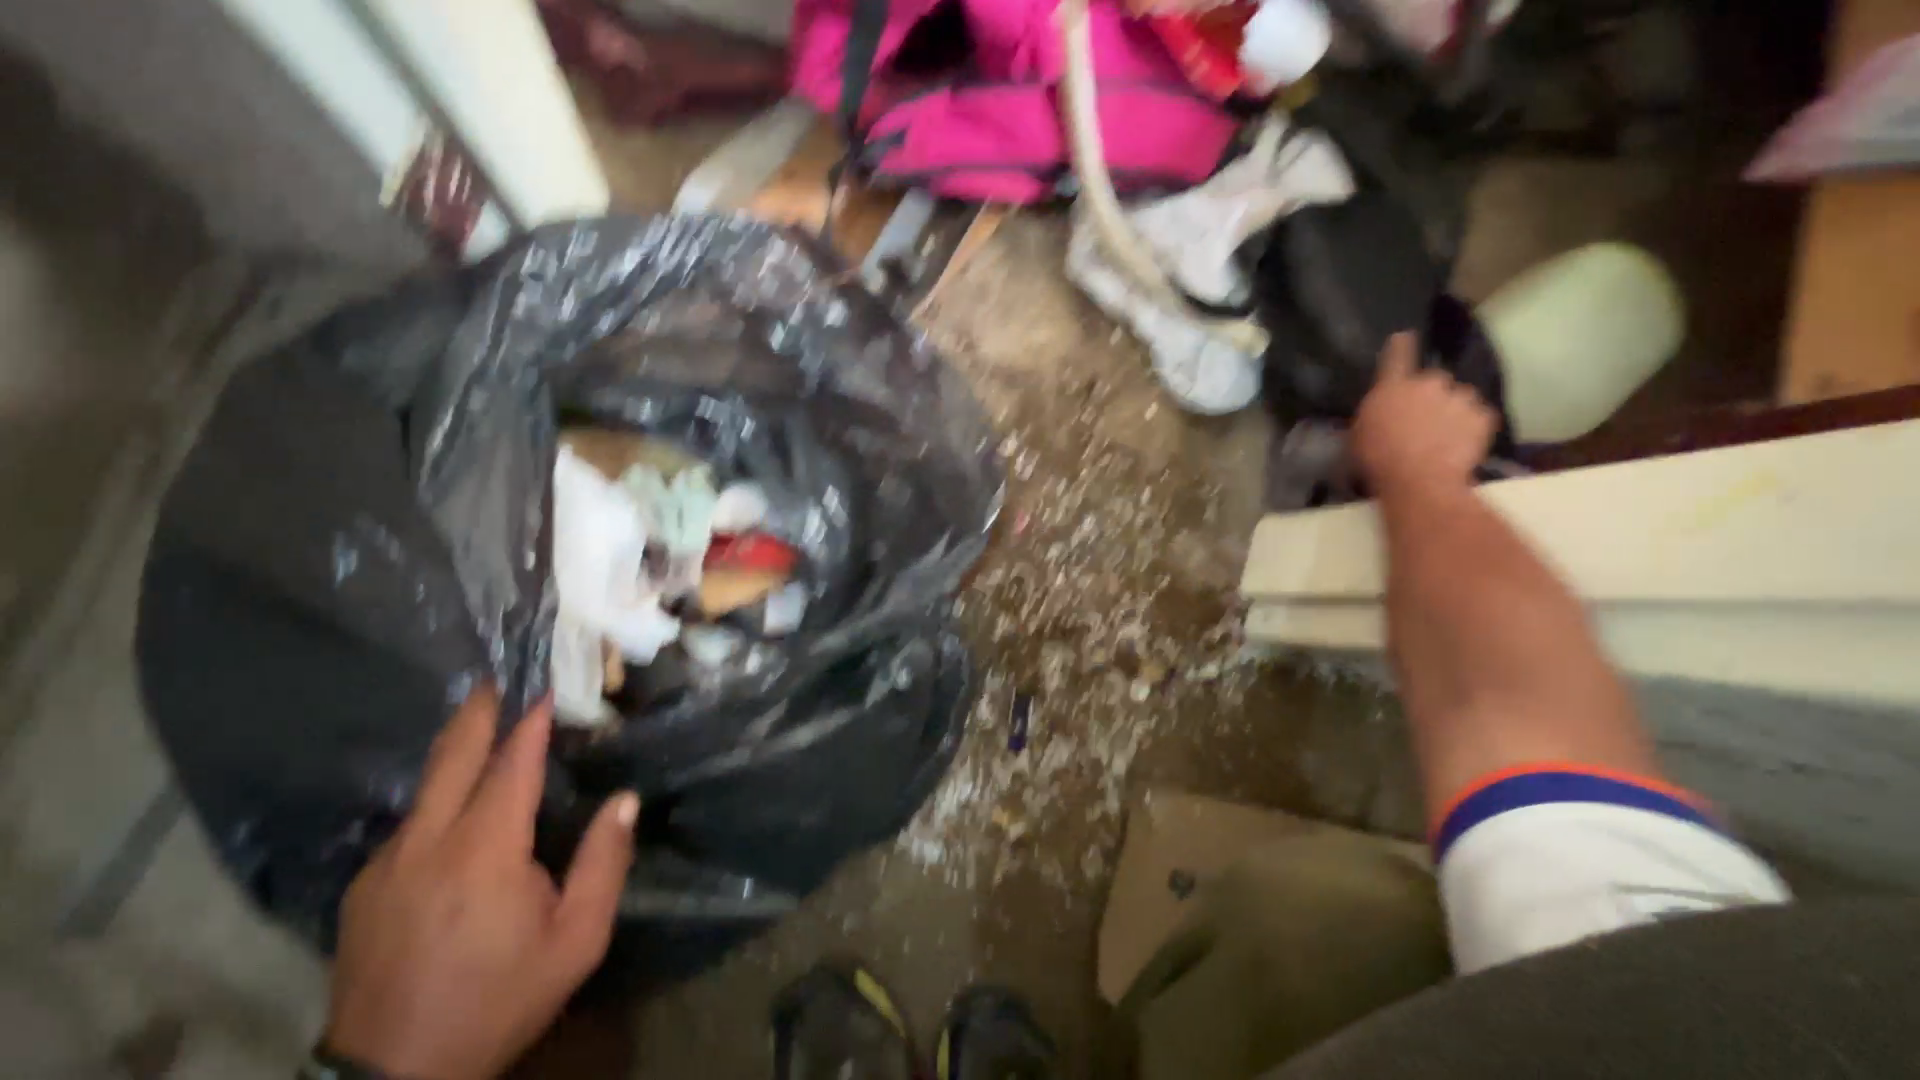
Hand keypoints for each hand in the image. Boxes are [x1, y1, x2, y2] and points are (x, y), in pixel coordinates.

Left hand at [322, 689, 637, 1079]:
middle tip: (498, 679)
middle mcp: (428, 840)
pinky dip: (438, 799)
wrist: (393, 1073)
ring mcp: (388, 861)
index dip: (530, 720)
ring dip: (456, 750)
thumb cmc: (499, 998)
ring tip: (482, 727)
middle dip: (478, 711)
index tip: (546, 686)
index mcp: (485, 849)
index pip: (511, 763)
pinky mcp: (364, 885)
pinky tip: (456, 812)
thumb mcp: (575, 941)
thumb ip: (603, 864)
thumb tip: (624, 801)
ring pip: (426, 786)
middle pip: (452, 754)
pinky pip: (410, 824)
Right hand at [1351, 332, 1496, 495]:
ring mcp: (1459, 397)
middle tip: (1425, 422)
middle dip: (1431, 396)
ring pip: (1459, 399)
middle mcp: (1428, 383)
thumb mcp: (1358, 437)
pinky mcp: (1483, 416)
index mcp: (1393, 387)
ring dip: (1453, 412)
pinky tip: (1462, 447)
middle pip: (1434, 381)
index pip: (1397, 357)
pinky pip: (1479, 418)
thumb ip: (1371, 417)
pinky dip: (1473, 429)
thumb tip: (1375, 414)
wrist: (1419, 481)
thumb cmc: (1378, 460)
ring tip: (1446, 438)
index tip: (1405, 336)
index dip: (1401, 345)